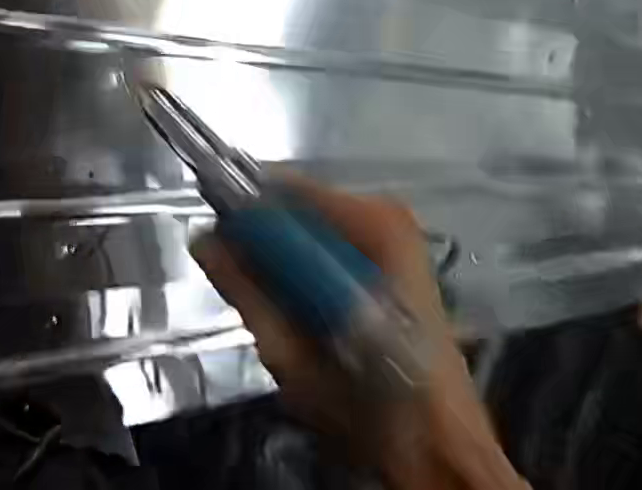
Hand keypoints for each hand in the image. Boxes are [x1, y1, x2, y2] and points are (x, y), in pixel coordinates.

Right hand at [192, 179, 526, 489]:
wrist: (440, 453)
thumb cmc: (371, 404)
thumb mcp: (290, 351)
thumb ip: (243, 289)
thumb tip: (201, 240)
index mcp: (369, 223)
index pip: (282, 187)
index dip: (242, 213)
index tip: (217, 243)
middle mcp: (383, 215)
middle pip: (294, 205)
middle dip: (261, 239)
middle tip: (247, 285)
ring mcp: (392, 235)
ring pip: (306, 225)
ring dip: (281, 256)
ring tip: (278, 306)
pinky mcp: (394, 257)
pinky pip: (325, 241)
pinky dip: (303, 265)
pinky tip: (303, 307)